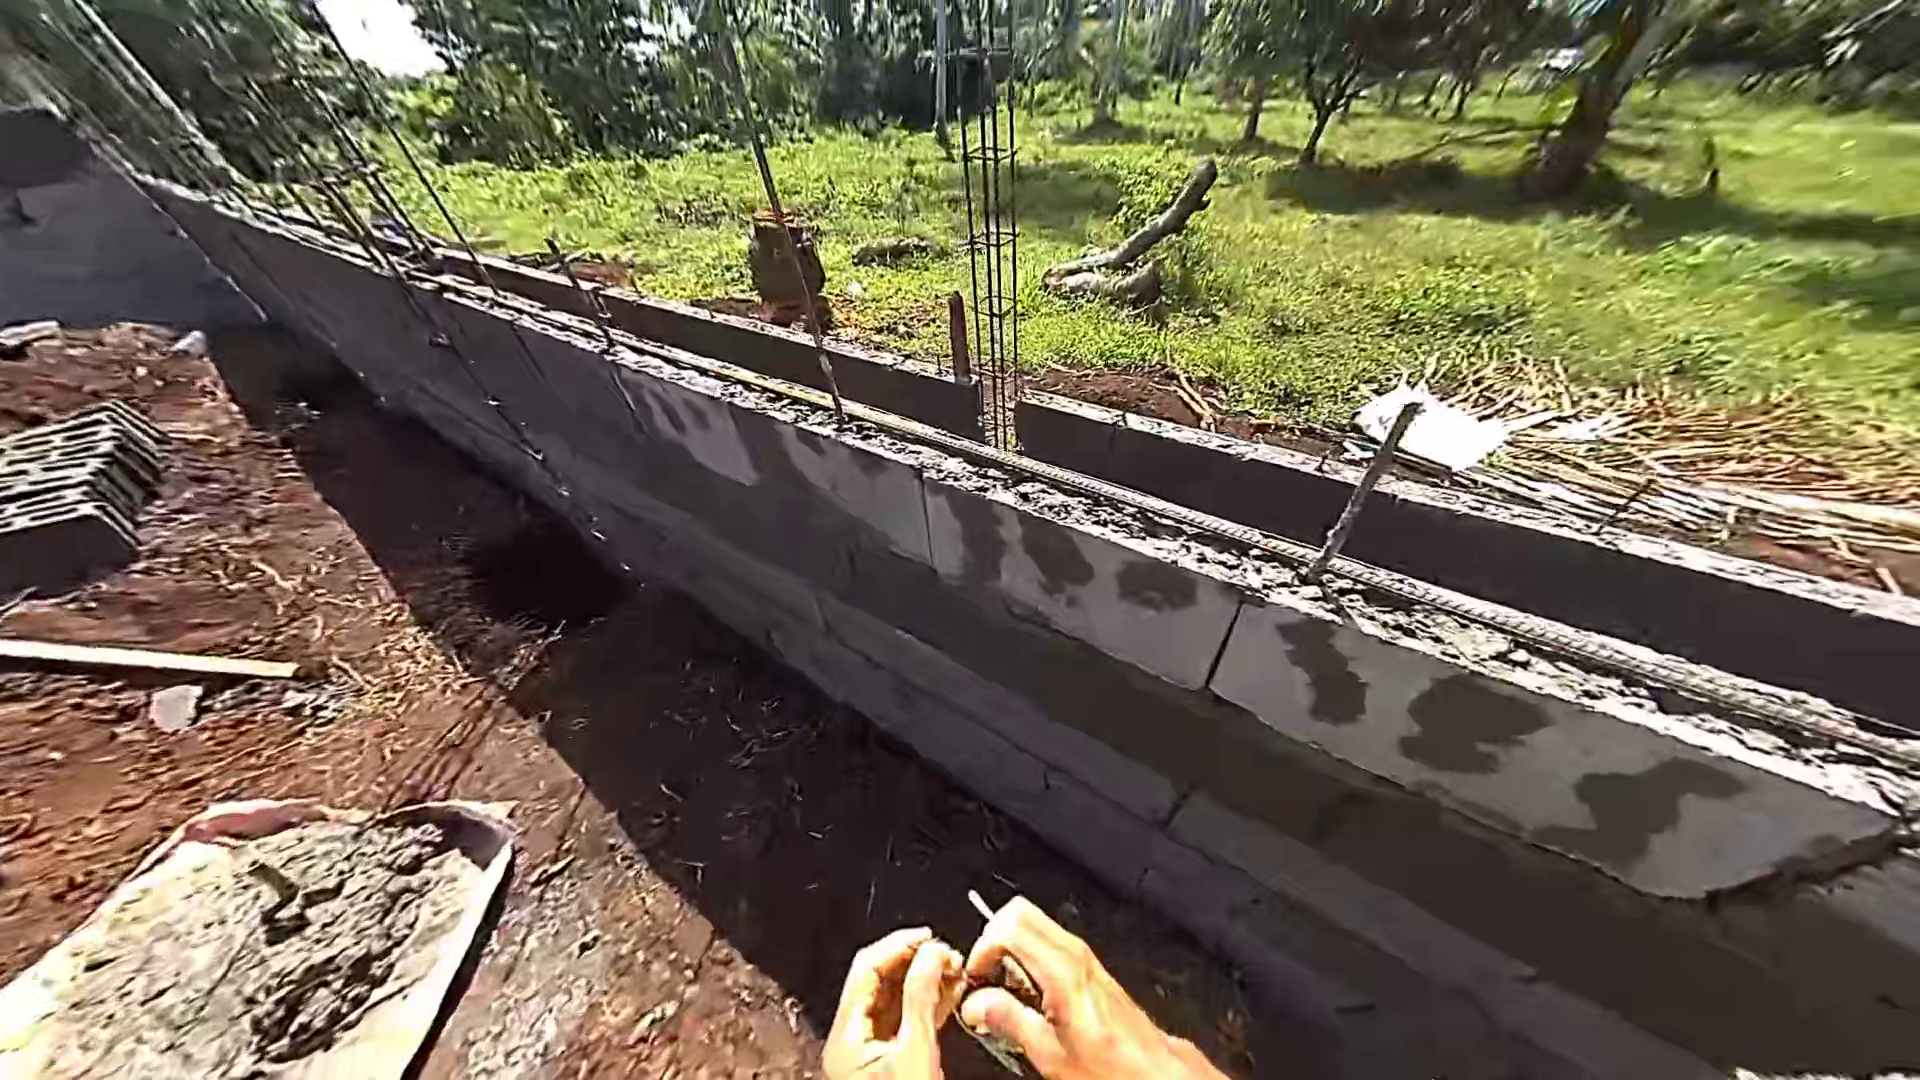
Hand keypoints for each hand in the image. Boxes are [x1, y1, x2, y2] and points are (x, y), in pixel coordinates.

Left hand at [824, 927, 965, 1079]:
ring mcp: (871, 1053)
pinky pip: (908, 1019)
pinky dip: (929, 1003)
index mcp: (846, 1038)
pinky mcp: (892, 1064)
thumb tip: (933, 952)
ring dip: (926, 979)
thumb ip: (922, 998)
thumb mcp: (915, 1054)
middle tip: (945, 953)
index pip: (867, 967)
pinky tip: (950, 991)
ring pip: (897, 998)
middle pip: (881, 980)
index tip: (929, 937)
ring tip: (953, 968)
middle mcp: (853, 1042)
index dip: (899, 945)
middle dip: (916, 960)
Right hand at [959, 897, 1228, 1079]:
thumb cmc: (1111, 1070)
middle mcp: (1071, 950)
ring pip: (1031, 921)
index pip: (1007, 927)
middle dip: (992, 938)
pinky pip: (1045, 937)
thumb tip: (975, 1004)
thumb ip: (1008, 1021)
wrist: (1154, 1073)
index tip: (976, 981)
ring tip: (1005, 990)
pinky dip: (1026, 952)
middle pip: (1017, 911)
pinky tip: (1028, 993)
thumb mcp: (1051, 1056)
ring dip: (1008, 946)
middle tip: (986, 978)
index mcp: (1061, 969)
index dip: (983, 950)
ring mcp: (1080, 953)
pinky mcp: (1084, 962)